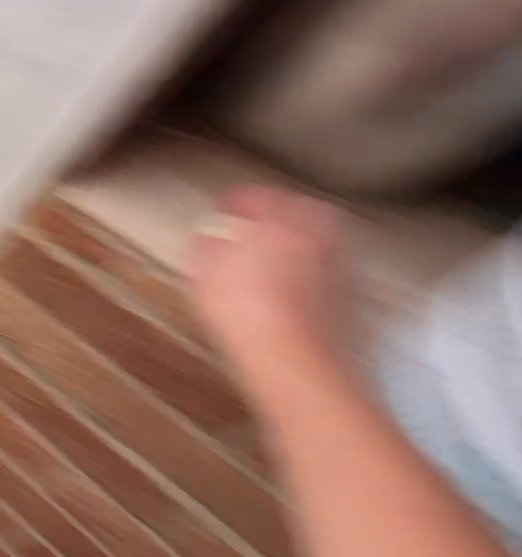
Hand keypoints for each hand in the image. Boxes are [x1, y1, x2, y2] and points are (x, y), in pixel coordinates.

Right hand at [188, 184, 357, 397]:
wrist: (296, 360)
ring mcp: (339, 262)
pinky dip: (316, 262)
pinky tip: (295, 282)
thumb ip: (208, 244)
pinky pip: (332, 262)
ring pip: (323, 234)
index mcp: (273, 224)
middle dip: (280, 210)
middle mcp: (314, 234)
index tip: (219, 213)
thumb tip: (213, 231)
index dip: (233, 202)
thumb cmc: (239, 312)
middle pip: (302, 207)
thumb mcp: (203, 274)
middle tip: (255, 225)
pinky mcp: (352, 290)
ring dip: (302, 235)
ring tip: (276, 252)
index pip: (255, 195)